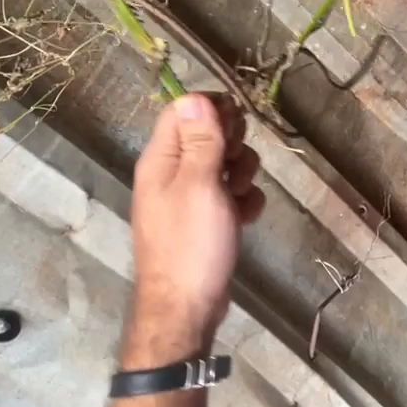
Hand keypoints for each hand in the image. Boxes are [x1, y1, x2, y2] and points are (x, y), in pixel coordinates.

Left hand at [122, 93, 265, 369]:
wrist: (188, 309)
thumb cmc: (191, 243)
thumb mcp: (199, 185)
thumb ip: (200, 140)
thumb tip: (194, 97)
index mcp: (161, 159)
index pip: (184, 109)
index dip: (213, 109)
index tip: (236, 126)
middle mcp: (172, 172)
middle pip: (209, 132)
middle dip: (233, 143)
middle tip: (233, 166)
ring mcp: (189, 195)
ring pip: (226, 161)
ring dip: (243, 173)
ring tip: (238, 197)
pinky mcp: (207, 216)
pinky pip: (233, 192)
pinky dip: (244, 200)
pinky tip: (244, 217)